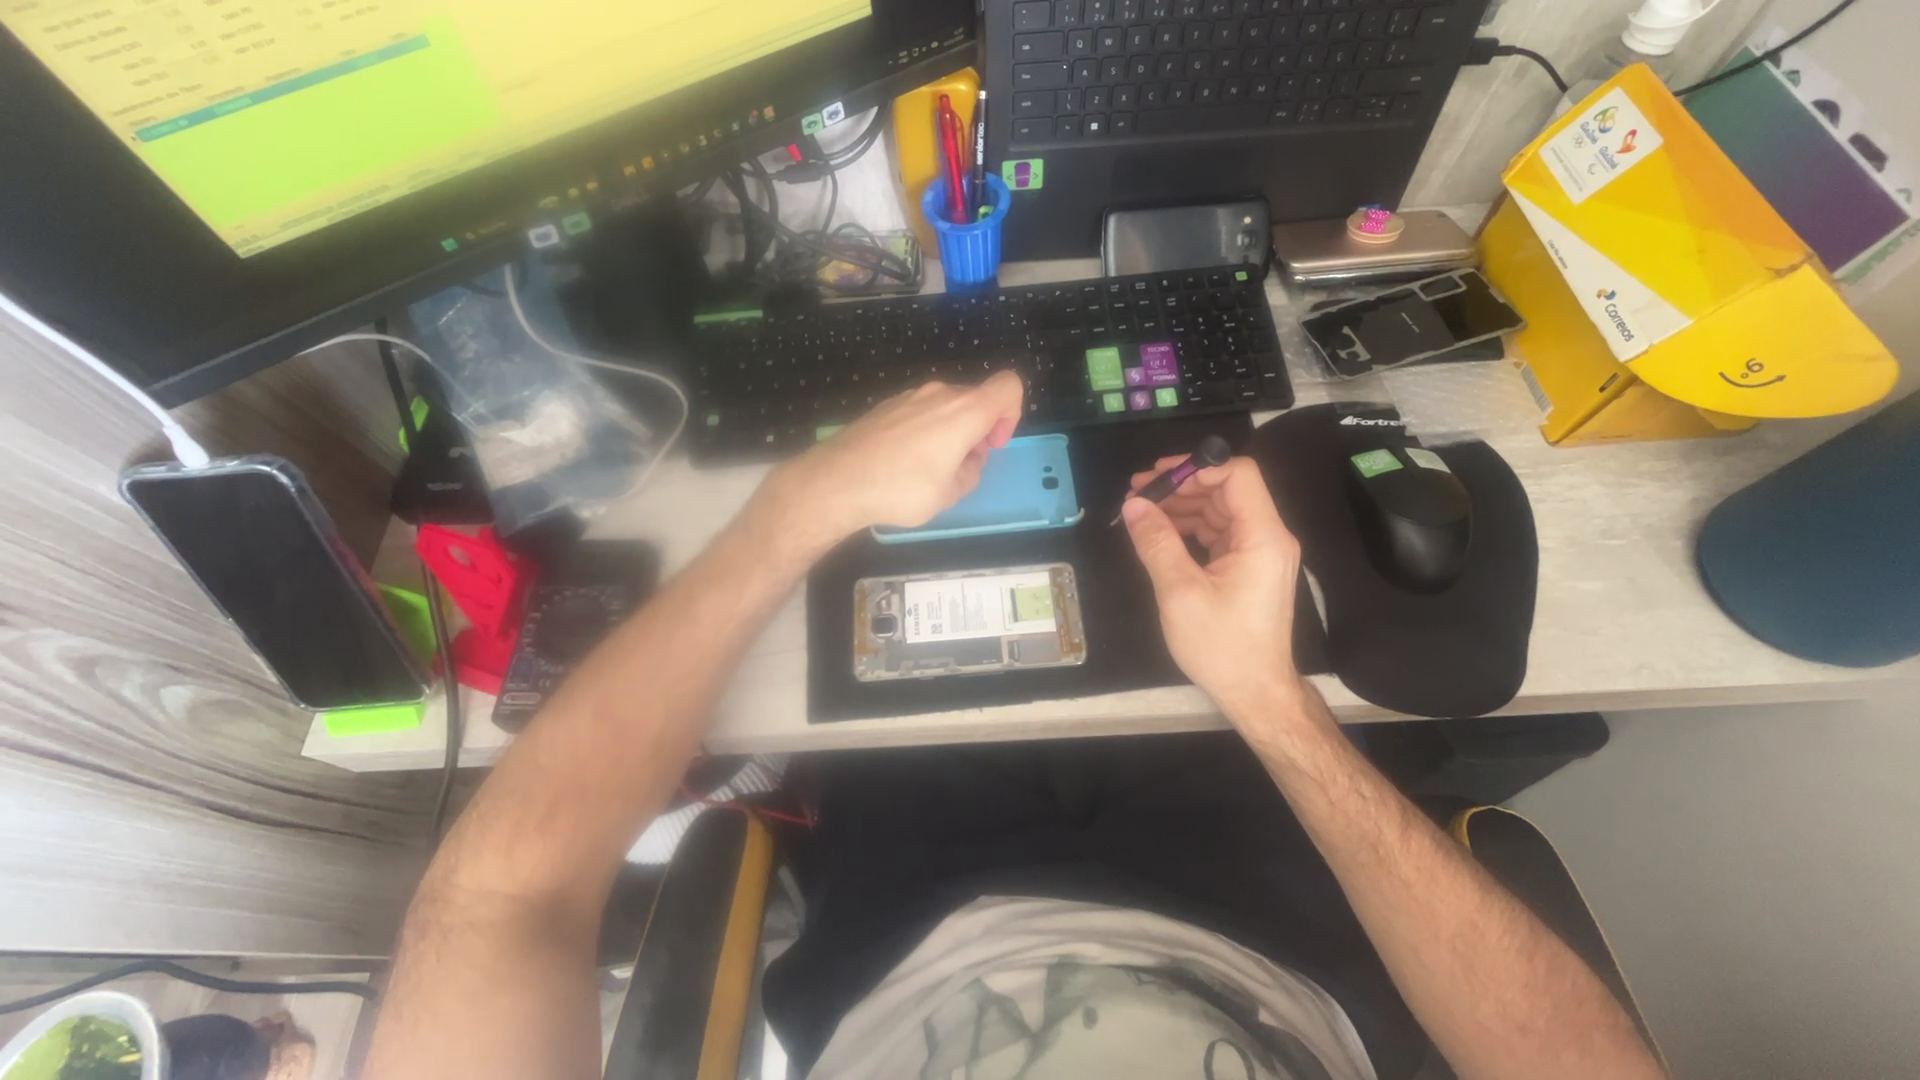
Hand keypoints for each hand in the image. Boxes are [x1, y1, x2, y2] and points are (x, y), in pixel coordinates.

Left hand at [762, 371, 1023, 551]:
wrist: (837, 481)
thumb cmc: (901, 488)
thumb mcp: (950, 494)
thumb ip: (970, 473)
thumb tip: (967, 461)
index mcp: (965, 410)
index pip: (1008, 386)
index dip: (1012, 415)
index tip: (992, 445)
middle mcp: (939, 394)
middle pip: (975, 399)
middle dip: (978, 430)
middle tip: (962, 467)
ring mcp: (909, 397)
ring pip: (946, 407)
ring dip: (951, 433)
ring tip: (931, 470)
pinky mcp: (886, 407)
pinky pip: (920, 413)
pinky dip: (925, 432)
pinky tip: (904, 464)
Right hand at [1120, 456, 1304, 720]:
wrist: (1254, 691)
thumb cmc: (1222, 646)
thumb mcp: (1180, 592)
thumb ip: (1156, 542)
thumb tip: (1133, 505)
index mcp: (1263, 537)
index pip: (1238, 475)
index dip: (1196, 468)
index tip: (1156, 479)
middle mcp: (1268, 537)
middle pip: (1226, 490)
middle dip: (1181, 486)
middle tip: (1136, 492)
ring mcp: (1260, 553)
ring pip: (1220, 510)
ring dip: (1181, 506)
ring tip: (1140, 512)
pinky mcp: (1249, 568)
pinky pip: (1219, 533)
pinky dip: (1190, 528)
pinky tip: (1160, 534)